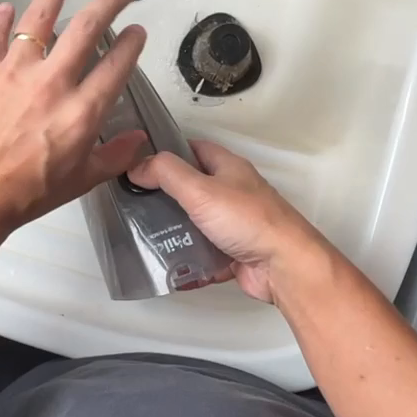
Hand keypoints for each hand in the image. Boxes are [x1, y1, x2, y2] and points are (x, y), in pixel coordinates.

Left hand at [0, 0, 147, 240]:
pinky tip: (7, 8)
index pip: (117, 65)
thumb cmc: (27, 194)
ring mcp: (14, 71)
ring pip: (39, 17)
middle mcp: (52, 82)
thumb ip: (114, 157)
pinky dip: (2, 19)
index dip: (132, 44)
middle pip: (87, 27)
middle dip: (110, 2)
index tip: (138, 31)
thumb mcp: (80, 182)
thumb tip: (140, 140)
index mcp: (81, 111)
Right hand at [127, 140, 333, 302]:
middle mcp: (232, 192)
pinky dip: (187, 260)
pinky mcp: (232, 253)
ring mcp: (233, 224)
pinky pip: (202, 254)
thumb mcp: (201, 189)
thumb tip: (138, 166)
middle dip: (164, 196)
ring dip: (173, 231)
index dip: (167, 152)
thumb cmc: (248, 220)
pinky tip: (166, 264)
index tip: (139, 162)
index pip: (194, 149)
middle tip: (133, 203)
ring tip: (141, 235)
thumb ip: (166, 174)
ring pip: (195, 223)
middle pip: (191, 188)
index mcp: (228, 168)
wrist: (283, 267)